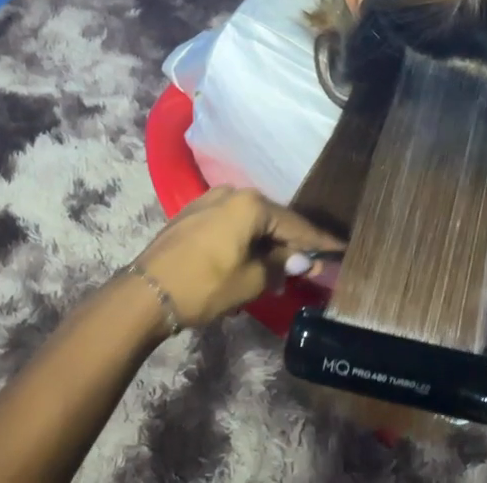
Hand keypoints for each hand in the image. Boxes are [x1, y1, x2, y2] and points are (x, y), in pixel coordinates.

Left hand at [132, 187, 341, 327]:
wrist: (145, 293)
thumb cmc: (204, 284)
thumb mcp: (251, 281)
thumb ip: (281, 265)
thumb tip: (302, 259)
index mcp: (252, 204)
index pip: (296, 224)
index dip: (320, 241)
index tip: (341, 248)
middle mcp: (233, 193)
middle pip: (273, 220)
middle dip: (291, 243)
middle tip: (310, 265)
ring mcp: (209, 201)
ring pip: (250, 223)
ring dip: (265, 245)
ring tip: (278, 270)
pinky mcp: (192, 215)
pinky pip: (230, 225)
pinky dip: (244, 242)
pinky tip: (248, 261)